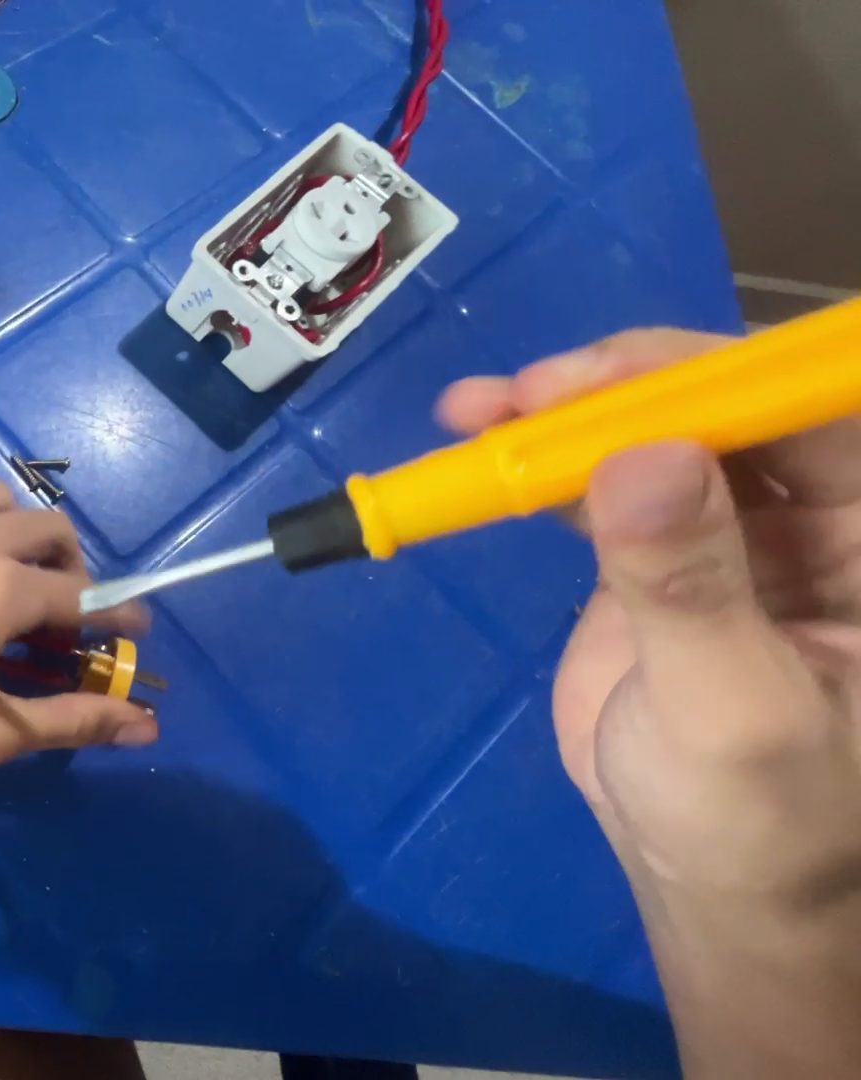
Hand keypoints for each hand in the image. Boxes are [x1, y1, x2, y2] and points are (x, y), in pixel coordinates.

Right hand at [438, 329, 860, 921]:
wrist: (698, 860)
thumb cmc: (753, 808)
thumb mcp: (727, 706)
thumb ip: (688, 588)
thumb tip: (637, 462)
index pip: (823, 418)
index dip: (714, 380)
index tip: (597, 383)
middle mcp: (816, 517)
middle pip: (723, 409)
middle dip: (617, 386)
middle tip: (517, 395)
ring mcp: (722, 529)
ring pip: (644, 436)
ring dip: (554, 418)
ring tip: (468, 413)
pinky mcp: (644, 551)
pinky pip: (591, 485)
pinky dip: (530, 467)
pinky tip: (476, 457)